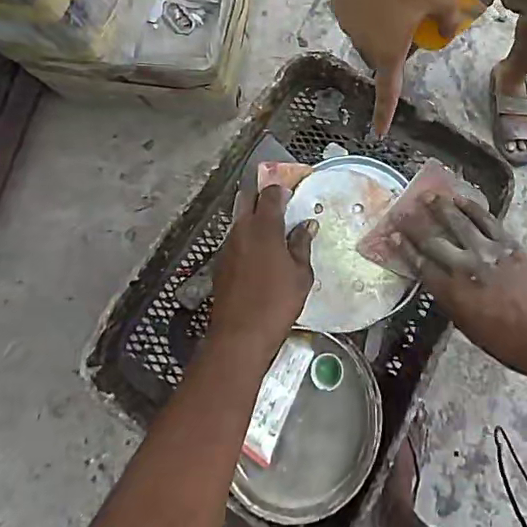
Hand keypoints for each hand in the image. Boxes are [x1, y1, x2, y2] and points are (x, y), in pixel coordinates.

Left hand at [209, 184, 316, 349]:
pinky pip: (236, 240)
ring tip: (274, 232)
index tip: (292, 193)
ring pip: (240, 220)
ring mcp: (227, 247)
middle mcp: (241, 230)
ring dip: (254, 218)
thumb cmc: (277, 302)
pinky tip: (260, 255)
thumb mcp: (301, 274)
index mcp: (263, 227)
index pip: (269, 194)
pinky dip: (247, 239)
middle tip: (281, 205)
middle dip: (262, 197)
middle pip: (248, 199)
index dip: (281, 189)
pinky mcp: (220, 264)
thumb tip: (306, 226)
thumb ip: (302, 245)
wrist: (239, 336)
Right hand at [333, 0, 469, 135]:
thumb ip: (449, 21)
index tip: (379, 131)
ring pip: (369, 35)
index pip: (388, 90)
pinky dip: (368, 9)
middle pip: (383, 56)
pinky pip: (357, 15)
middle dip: (397, 47)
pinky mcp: (337, 4)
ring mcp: (347, 24)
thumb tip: (445, 31)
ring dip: (382, 27)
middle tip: (415, 19)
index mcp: (390, 51)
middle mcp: (364, 43)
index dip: (384, 112)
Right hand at [394, 195, 526, 377]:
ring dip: (442, 207)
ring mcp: (488, 251)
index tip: (392, 235)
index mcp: (453, 292)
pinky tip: (461, 199)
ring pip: (459, 222)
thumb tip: (436, 277)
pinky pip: (487, 220)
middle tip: (402, 211)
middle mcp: (466, 267)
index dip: (404, 248)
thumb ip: (448, 298)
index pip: (421, 265)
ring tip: (429, 196)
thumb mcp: (465, 325)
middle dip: (414, 225)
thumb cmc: (502, 339)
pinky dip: (472, 208)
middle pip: (434, 240)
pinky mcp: (508, 244)